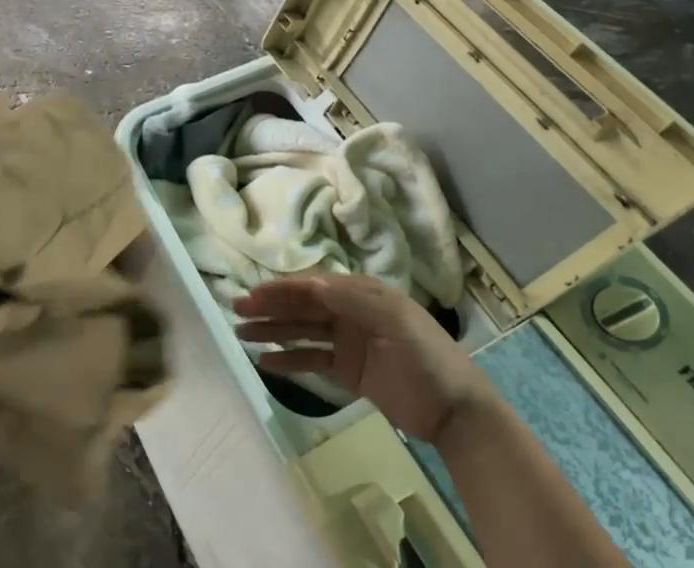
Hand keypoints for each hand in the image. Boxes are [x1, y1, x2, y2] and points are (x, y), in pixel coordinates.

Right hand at [235, 274, 491, 441]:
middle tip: (236, 310)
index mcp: (364, 294)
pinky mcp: (348, 370)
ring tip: (242, 334)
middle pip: (303, 305)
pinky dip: (289, 359)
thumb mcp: (395, 322)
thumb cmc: (428, 359)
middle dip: (270, 306)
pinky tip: (266, 361)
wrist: (456, 412)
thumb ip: (353, 300)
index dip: (282, 289)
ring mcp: (349, 342)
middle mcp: (352, 312)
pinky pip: (312, 359)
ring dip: (273, 330)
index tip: (252, 295)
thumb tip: (309, 282)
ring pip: (303, 330)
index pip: (314, 286)